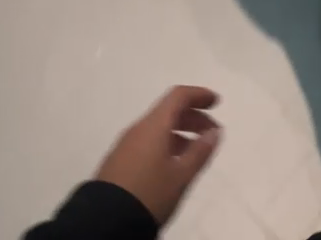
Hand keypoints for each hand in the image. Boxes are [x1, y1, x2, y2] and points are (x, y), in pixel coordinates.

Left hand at [93, 85, 221, 223]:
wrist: (104, 224)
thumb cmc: (149, 194)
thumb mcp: (181, 176)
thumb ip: (200, 151)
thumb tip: (215, 131)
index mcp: (154, 125)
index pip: (178, 96)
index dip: (199, 95)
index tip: (216, 103)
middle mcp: (138, 128)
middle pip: (169, 111)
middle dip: (193, 117)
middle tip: (211, 132)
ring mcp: (125, 145)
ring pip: (157, 128)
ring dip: (180, 132)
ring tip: (194, 152)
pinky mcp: (117, 161)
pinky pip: (146, 141)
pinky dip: (165, 143)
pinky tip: (171, 164)